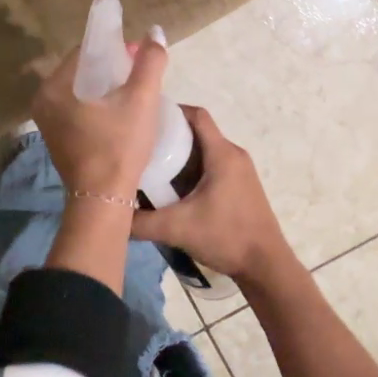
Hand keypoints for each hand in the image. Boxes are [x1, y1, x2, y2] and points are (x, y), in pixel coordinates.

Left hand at [31, 33, 169, 199]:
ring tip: (134, 92)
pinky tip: (120, 112)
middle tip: (140, 74)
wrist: (103, 199)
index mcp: (54, 87)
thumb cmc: (119, 146)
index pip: (85, 51)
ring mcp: (48, 123)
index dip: (115, 48)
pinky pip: (78, 109)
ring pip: (81, 91)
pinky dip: (98, 105)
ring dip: (106, 87)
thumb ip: (150, 62)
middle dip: (112, 67)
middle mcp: (43, 101)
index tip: (139, 56)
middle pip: (83, 71)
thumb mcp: (141, 100)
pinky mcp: (58, 139)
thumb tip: (154, 34)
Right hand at [130, 106, 295, 280]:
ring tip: (152, 168)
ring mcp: (241, 171)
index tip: (144, 121)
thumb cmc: (225, 236)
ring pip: (205, 151)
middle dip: (169, 137)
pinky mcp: (241, 186)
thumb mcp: (177, 228)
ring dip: (181, 156)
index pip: (196, 115)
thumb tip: (112, 213)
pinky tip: (173, 190)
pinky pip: (213, 166)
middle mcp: (234, 154)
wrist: (265, 265)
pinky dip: (192, 170)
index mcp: (222, 154)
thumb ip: (141, 222)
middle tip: (141, 149)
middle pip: (198, 133)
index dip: (171, 112)